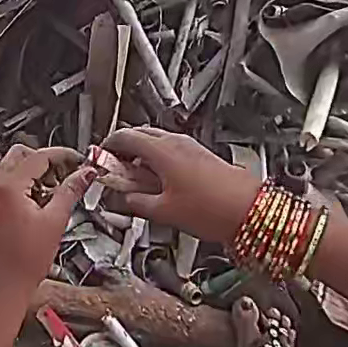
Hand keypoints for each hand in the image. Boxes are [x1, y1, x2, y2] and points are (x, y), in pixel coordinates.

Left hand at [0, 144, 92, 297]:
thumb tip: (84, 174)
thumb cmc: (23, 263)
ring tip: (55, 189)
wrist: (3, 289)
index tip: (77, 160)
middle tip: (67, 172)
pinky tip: (40, 202)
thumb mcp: (55, 221)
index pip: (38, 157)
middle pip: (21, 156)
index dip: (62, 155)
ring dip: (35, 172)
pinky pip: (6, 186)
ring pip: (12, 169)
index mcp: (9, 188)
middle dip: (46, 160)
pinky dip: (24, 186)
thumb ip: (70, 191)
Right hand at [99, 127, 259, 242]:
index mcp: (161, 150)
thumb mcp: (163, 211)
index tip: (99, 157)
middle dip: (123, 149)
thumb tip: (122, 199)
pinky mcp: (201, 156)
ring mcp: (190, 147)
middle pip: (139, 135)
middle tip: (113, 168)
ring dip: (141, 155)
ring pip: (156, 141)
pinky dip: (157, 160)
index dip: (107, 146)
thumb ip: (136, 202)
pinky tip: (158, 181)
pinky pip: (170, 150)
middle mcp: (176, 142)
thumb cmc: (212, 209)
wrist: (249, 211)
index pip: (124, 136)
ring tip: (134, 179)